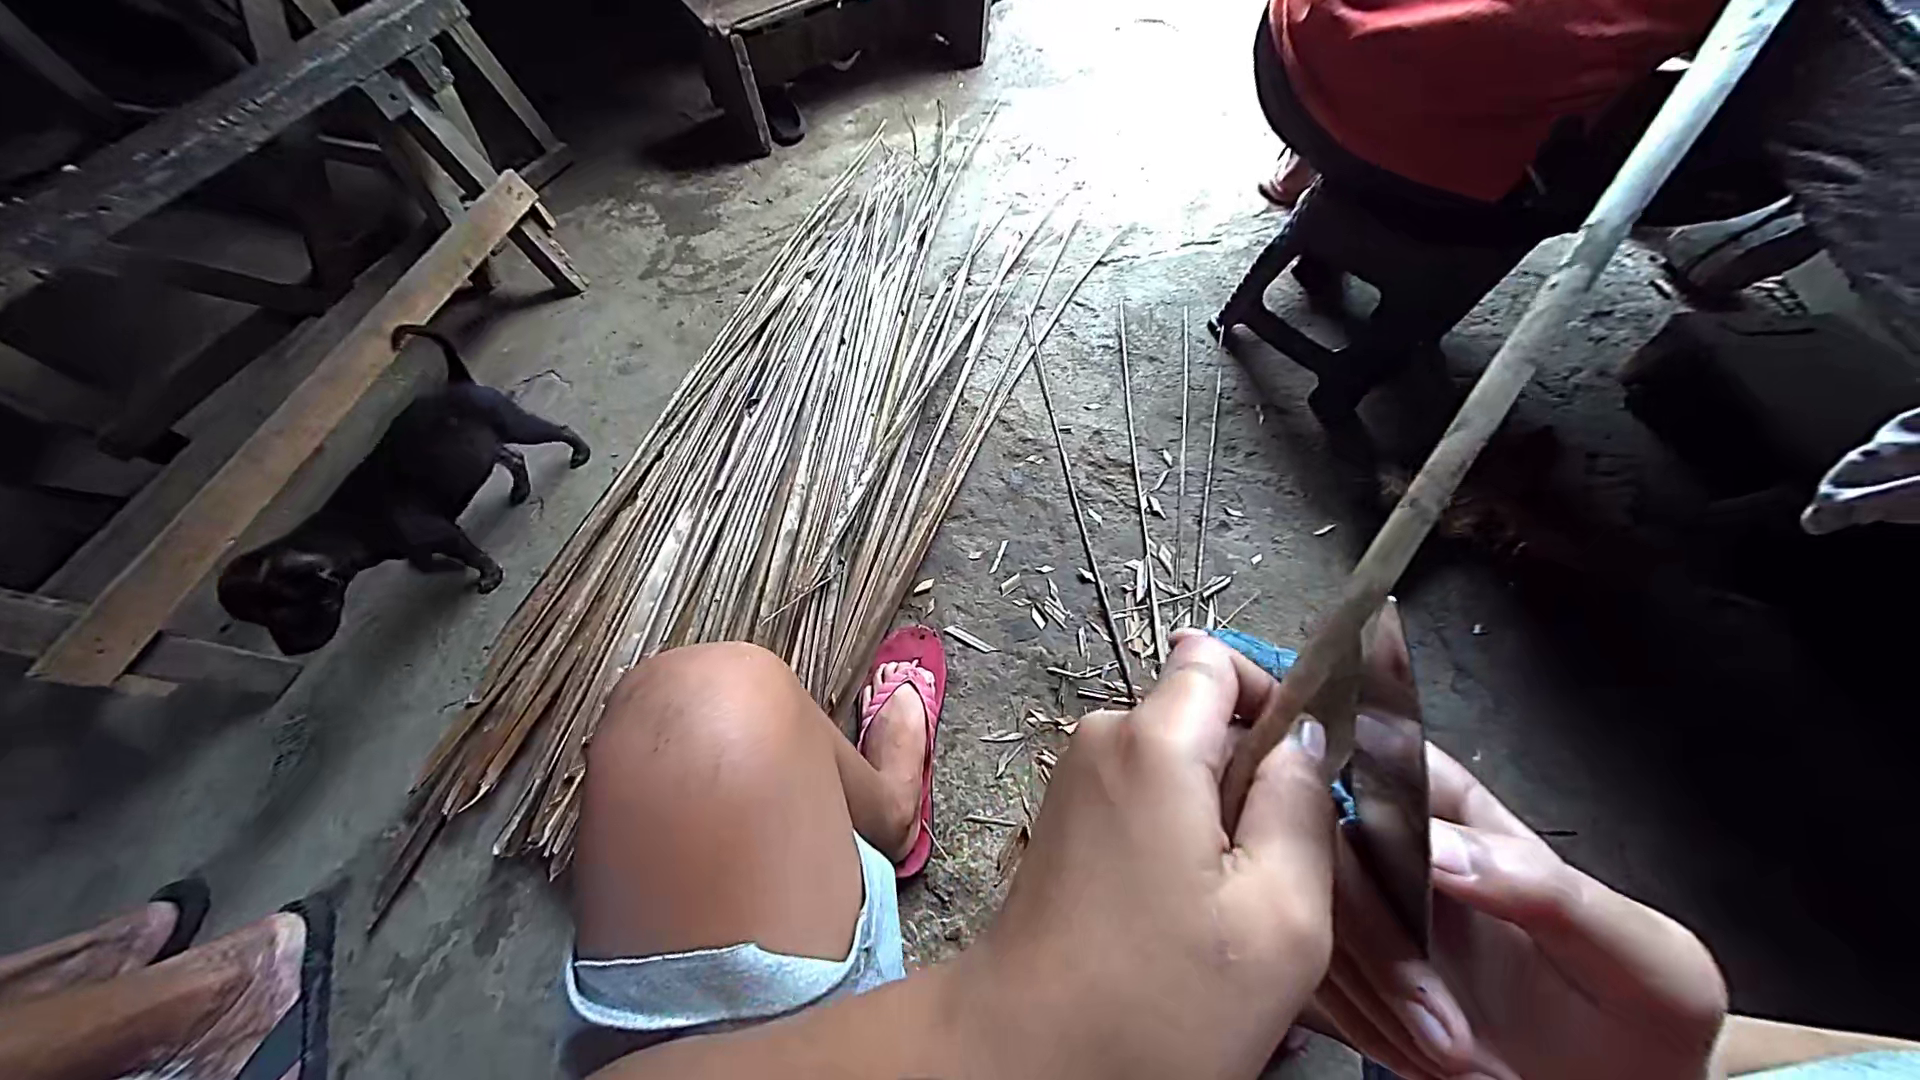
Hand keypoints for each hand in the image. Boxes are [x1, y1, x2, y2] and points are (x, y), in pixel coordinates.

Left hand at [967, 632, 1338, 1079]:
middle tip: (1271, 861)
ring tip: (1223, 893)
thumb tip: (1303, 734)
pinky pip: (1141, 782)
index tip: (1301, 764)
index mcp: (1151, 741)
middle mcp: (1104, 735)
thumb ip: (1300, 806)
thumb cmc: (1160, 996)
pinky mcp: (1067, 802)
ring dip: (1213, 805)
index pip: (1212, 659)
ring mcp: (1078, 768)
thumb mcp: (1278, 916)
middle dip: (1246, 768)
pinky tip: (1180, 895)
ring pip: (1174, 753)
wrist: (1030, 1043)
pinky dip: (1174, 820)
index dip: (1267, 693)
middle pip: (1197, 711)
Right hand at [1313, 744, 1728, 1079]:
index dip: (1346, 774)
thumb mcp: (1641, 962)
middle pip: (1319, 832)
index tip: (1371, 855)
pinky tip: (1405, 1048)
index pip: (1371, 748)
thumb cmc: (1626, 1024)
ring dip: (1368, 988)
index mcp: (1448, 807)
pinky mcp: (1321, 936)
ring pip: (1301, 896)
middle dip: (1376, 939)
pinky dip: (1350, 1013)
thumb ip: (1550, 891)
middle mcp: (1377, 831)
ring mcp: (1340, 885)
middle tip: (1443, 1026)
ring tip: (1445, 1051)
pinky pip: (1300, 953)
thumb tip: (1436, 849)